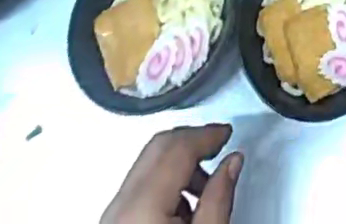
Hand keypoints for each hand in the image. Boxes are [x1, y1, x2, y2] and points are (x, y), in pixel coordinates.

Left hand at [101, 124, 242, 223]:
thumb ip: (219, 198)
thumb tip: (233, 160)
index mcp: (144, 201)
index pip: (177, 147)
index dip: (206, 134)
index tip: (228, 131)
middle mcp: (121, 201)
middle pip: (158, 147)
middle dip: (192, 141)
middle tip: (219, 145)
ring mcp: (112, 212)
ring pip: (148, 164)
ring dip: (179, 163)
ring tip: (206, 186)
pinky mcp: (113, 221)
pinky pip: (139, 185)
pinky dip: (164, 182)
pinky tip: (184, 205)